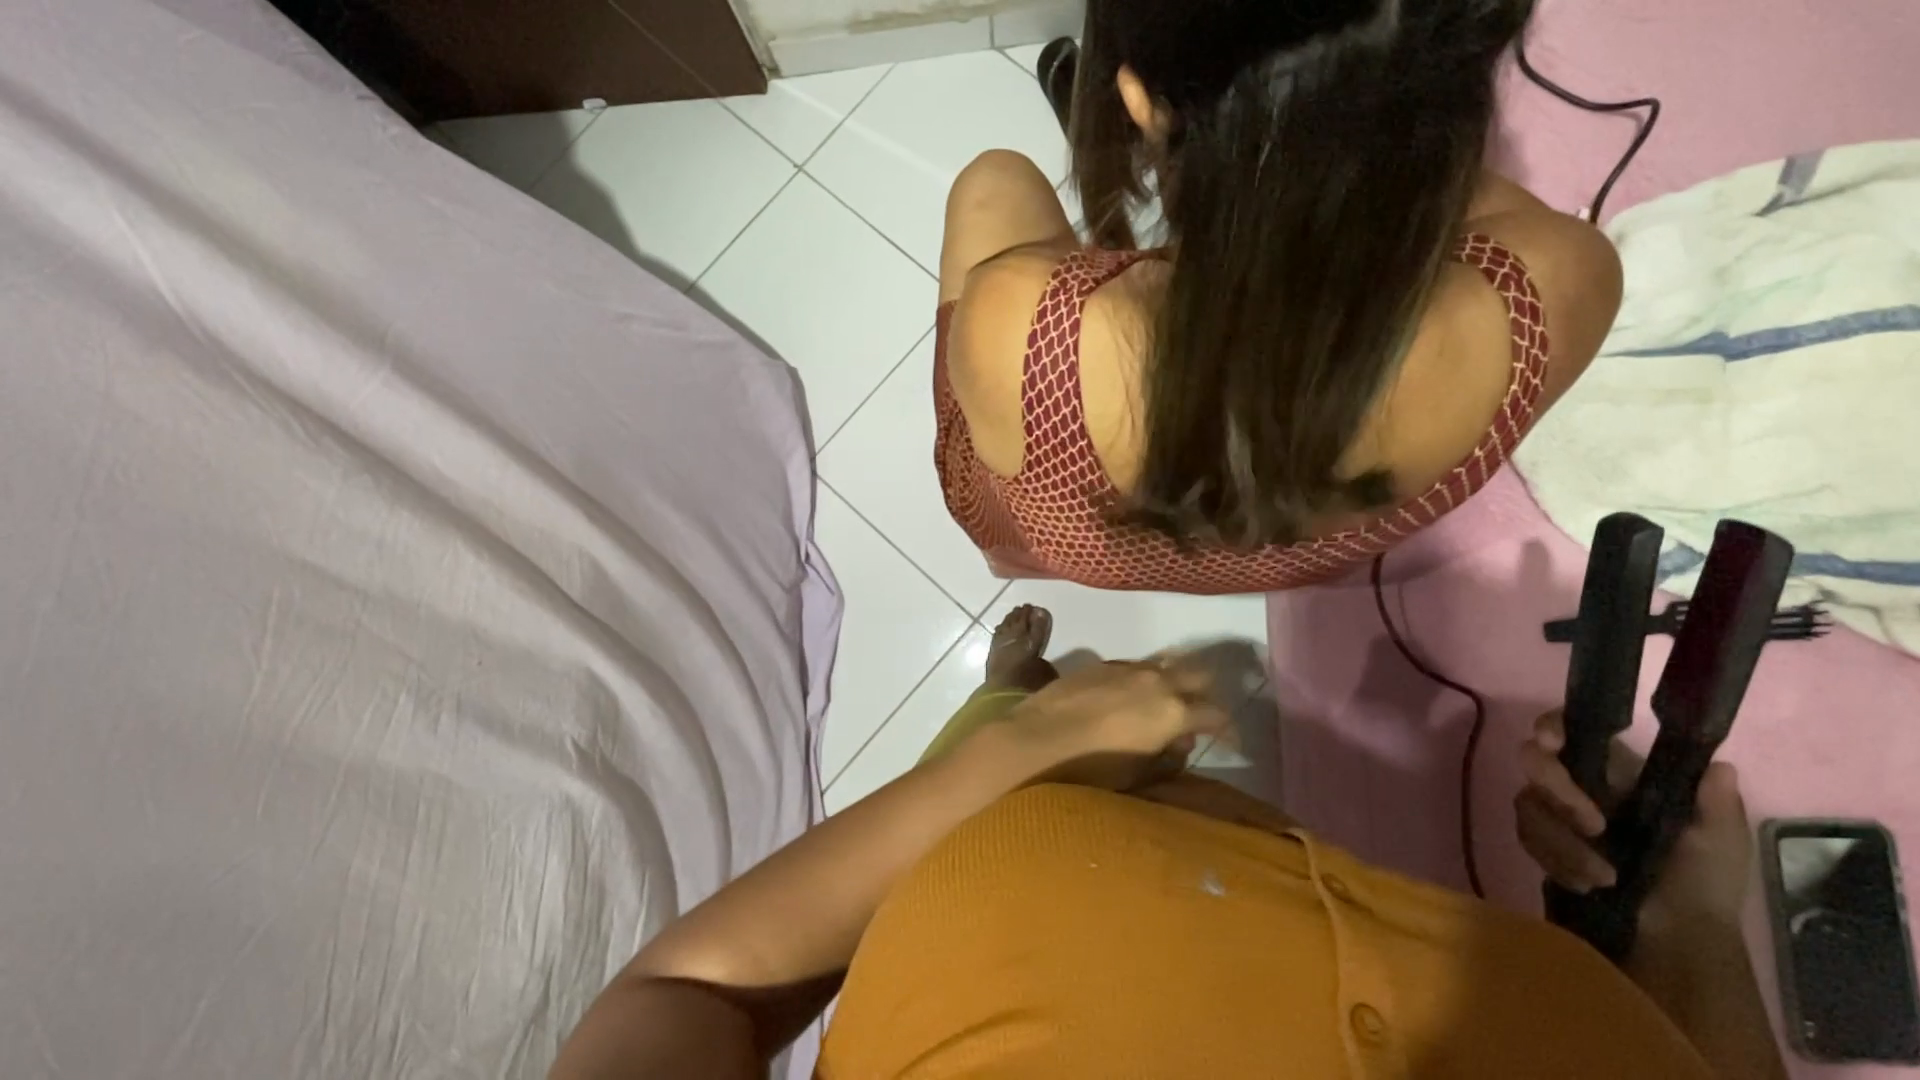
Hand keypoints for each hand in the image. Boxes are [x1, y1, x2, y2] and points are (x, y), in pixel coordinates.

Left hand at [1001, 659, 1229, 792]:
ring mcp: (1127, 668)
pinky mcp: (1100, 665)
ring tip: (1167, 703)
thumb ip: (1167, 755)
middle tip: (1202, 714)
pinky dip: (1143, 680)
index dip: (1229, 730)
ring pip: (1165, 665)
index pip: (1217, 714)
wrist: (1035, 740)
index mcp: (1174, 710)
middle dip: (1206, 692)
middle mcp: (1157, 681)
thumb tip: (1179, 741)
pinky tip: (1130, 698)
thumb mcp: (1138, 773)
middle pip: (1198, 673)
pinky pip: (1134, 667)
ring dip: (1173, 681)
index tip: (1232, 743)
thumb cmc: (1091, 768)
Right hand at [1516, 711, 1752, 927]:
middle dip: (1556, 789)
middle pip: (1535, 761)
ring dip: (1562, 841)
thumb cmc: (1703, 887)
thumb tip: (1719, 765)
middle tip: (1592, 826)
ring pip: (1528, 804)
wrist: (1675, 944)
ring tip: (1603, 877)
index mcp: (1620, 774)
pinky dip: (1555, 861)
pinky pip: (1527, 839)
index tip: (1549, 743)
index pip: (1574, 730)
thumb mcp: (1721, 844)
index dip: (1552, 727)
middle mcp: (1580, 786)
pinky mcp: (1542, 846)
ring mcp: (1556, 816)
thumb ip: (1716, 803)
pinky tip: (1586, 885)